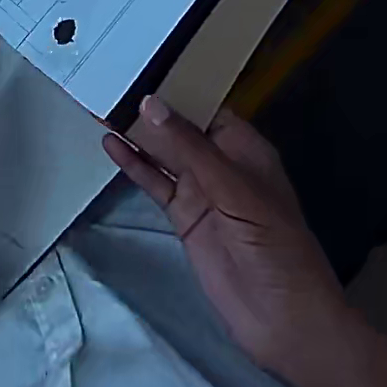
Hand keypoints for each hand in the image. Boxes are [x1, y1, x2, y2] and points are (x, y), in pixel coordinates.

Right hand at [103, 96, 386, 386]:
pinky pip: (154, 181)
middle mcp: (220, 164)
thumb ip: (189, 147)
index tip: (141, 64)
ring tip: (102, 107)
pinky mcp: (183, 214)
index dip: (177, 87)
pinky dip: (133, 165)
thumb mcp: (235, 190)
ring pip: (162, 153)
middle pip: (180, 128)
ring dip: (136, 134)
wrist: (284, 322)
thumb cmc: (274, 248)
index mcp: (244, 149)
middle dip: (150, 109)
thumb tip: (151, 103)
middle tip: (112, 82)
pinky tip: (110, 146)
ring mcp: (200, 190)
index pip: (207, 107)